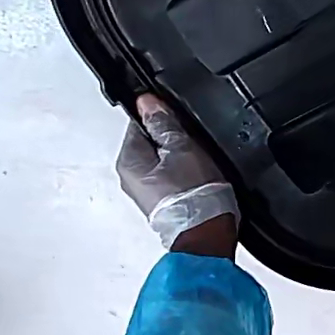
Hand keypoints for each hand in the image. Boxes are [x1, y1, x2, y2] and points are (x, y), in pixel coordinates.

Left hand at [116, 95, 238, 253]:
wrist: (206, 232)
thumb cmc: (194, 195)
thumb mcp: (181, 147)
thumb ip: (162, 122)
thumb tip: (147, 103)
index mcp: (128, 161)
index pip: (139, 123)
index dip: (162, 118)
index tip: (180, 122)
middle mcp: (129, 178)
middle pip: (150, 143)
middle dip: (171, 140)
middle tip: (192, 145)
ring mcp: (145, 193)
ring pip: (161, 161)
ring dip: (178, 158)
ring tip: (197, 164)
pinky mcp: (161, 202)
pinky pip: (169, 178)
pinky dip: (183, 174)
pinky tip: (197, 178)